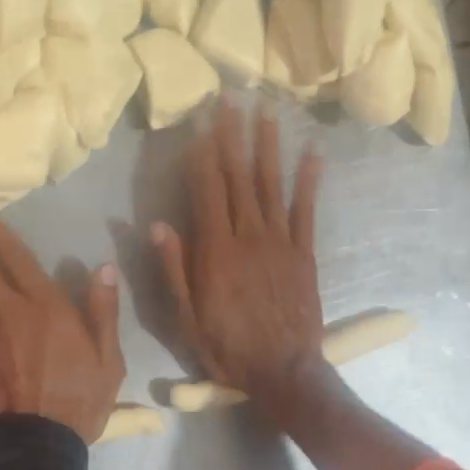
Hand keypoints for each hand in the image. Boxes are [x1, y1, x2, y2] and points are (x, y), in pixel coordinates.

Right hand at [151, 98, 326, 421]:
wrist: (283, 372)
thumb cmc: (228, 350)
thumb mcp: (187, 320)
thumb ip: (175, 271)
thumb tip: (158, 225)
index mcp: (215, 252)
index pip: (207, 192)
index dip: (202, 155)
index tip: (199, 121)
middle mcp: (248, 237)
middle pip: (238, 178)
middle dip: (232, 137)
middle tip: (229, 98)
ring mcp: (280, 243)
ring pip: (272, 185)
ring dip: (268, 146)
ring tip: (266, 110)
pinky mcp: (304, 255)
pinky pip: (307, 211)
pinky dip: (309, 181)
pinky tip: (312, 154)